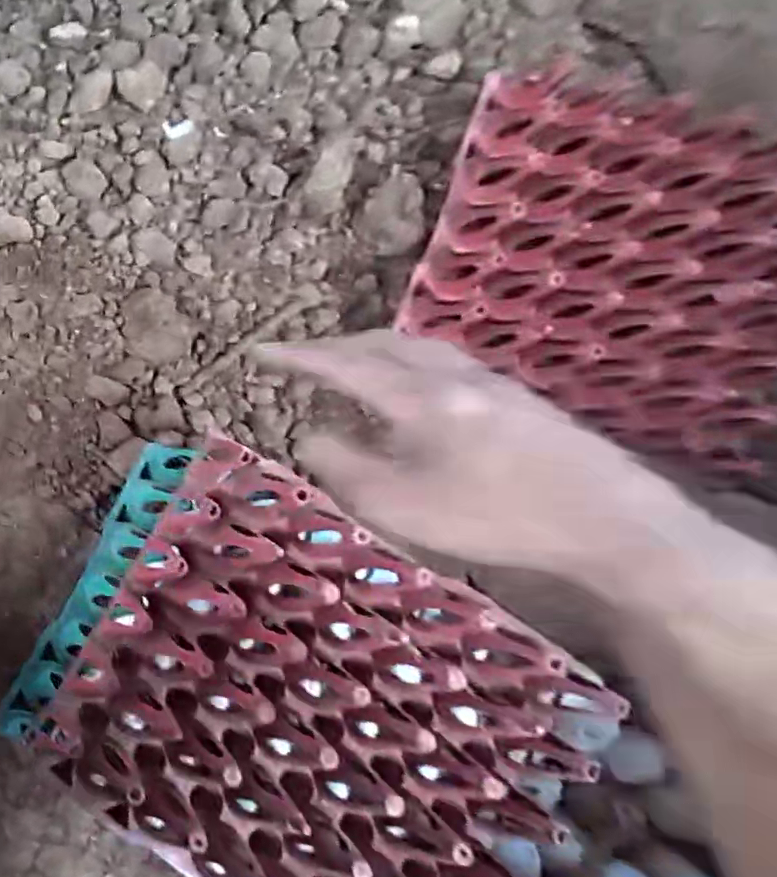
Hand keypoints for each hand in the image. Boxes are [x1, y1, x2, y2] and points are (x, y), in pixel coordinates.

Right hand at [255, 331, 698, 580]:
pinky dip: (406, 365)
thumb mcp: (389, 501)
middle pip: (384, 345)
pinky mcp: (521, 402)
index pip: (341, 365)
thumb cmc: (489, 517)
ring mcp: (494, 387)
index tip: (257, 351)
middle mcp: (454, 379)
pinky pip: (445, 365)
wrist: (618, 531)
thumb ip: (336, 462)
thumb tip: (309, 433)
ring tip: (346, 368)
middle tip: (298, 360)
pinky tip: (407, 390)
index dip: (294, 356)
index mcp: (418, 398)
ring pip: (419, 350)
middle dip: (333, 348)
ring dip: (372, 352)